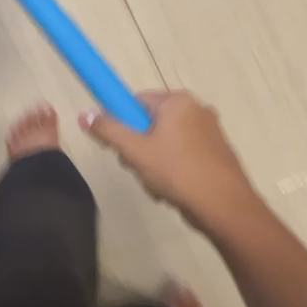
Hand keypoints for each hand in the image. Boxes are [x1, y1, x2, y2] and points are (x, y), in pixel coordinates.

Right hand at [81, 91, 261, 229]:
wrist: (223, 206)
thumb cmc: (176, 172)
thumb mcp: (135, 151)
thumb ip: (108, 131)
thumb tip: (84, 114)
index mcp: (178, 102)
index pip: (136, 101)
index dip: (122, 122)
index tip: (119, 145)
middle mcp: (197, 109)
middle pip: (150, 123)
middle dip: (138, 147)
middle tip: (137, 167)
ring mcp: (210, 131)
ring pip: (164, 142)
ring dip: (152, 163)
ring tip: (156, 183)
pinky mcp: (216, 153)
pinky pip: (182, 155)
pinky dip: (172, 170)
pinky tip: (172, 189)